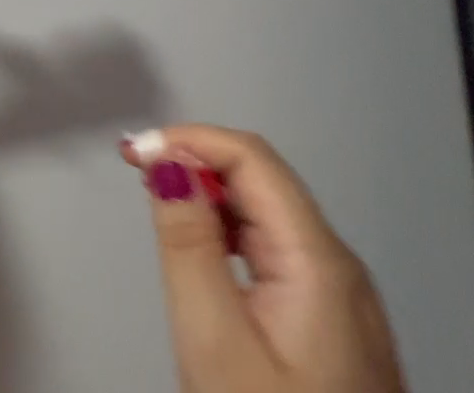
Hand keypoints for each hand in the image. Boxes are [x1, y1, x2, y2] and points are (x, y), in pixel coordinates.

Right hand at [124, 126, 406, 392]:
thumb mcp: (212, 335)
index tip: (133, 152)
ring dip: (207, 190)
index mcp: (317, 261)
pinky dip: (227, 225)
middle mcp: (338, 266)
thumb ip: (187, 242)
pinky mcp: (329, 317)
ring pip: (268, 209)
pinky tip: (197, 243)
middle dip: (194, 158)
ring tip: (155, 198)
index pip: (252, 159)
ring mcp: (340, 293)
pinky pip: (274, 244)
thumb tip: (167, 161)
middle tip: (134, 167)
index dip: (188, 139)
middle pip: (264, 178)